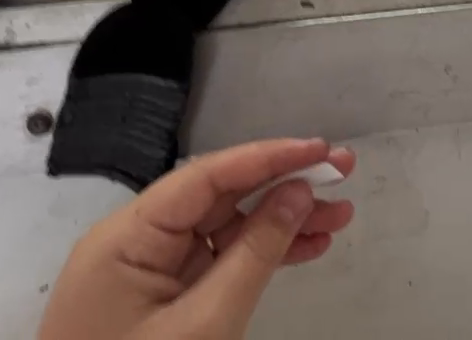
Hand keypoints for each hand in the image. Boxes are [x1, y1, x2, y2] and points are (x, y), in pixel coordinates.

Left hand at [40, 138, 356, 339]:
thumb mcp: (205, 324)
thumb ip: (255, 252)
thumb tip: (298, 191)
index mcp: (127, 237)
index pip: (208, 175)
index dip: (270, 156)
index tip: (322, 149)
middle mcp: (136, 242)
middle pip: (222, 196)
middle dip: (285, 184)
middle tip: (344, 171)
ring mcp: (150, 272)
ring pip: (229, 227)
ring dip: (285, 221)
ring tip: (340, 215)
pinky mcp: (163, 300)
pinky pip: (221, 260)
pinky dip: (265, 254)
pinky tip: (310, 248)